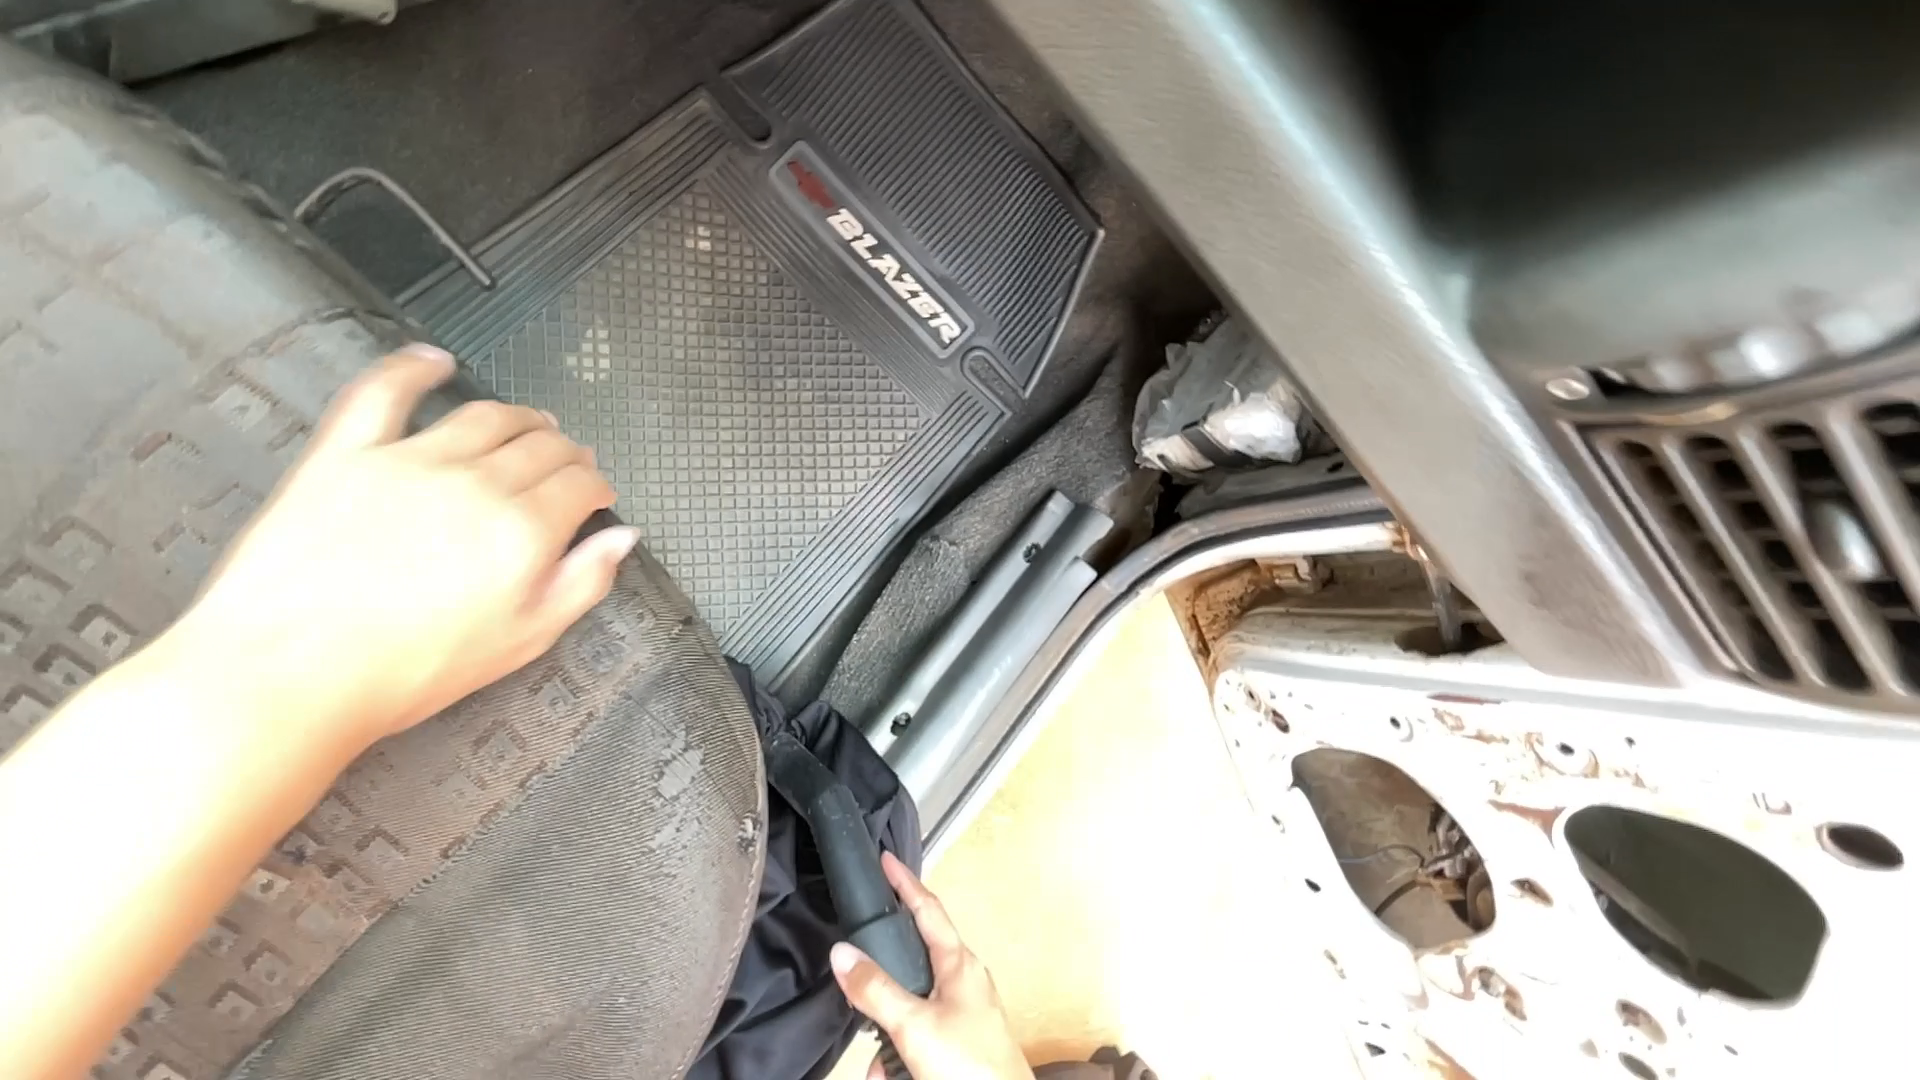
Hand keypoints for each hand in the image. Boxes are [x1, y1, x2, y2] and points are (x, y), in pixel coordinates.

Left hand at [171, 344, 638, 748]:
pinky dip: (412, 368)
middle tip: (572, 460)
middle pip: (542, 444)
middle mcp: (476, 482)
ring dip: (520, 414)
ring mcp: (410, 461)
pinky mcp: (346, 455)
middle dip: (568, 451)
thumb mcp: (524, 639)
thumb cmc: (411, 667)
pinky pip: (383, 392)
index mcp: (523, 528)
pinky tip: (432, 360)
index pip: (581, 482)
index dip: (598, 484)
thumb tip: (622, 538)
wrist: (291, 675)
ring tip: (532, 420)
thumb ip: (583, 582)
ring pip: (485, 415)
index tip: (598, 494)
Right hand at [832, 852, 1033, 1079]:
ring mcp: (966, 1010)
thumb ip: (876, 989)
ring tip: (879, 1067)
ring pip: (913, 1008)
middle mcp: (965, 979)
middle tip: (859, 984)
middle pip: (913, 961)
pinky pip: (921, 1036)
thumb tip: (842, 952)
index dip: (905, 881)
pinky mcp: (963, 1040)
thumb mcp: (914, 1025)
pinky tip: (893, 1077)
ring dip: (890, 1035)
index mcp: (959, 962)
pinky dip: (902, 1056)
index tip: (887, 859)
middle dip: (882, 981)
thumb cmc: (971, 1065)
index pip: (927, 907)